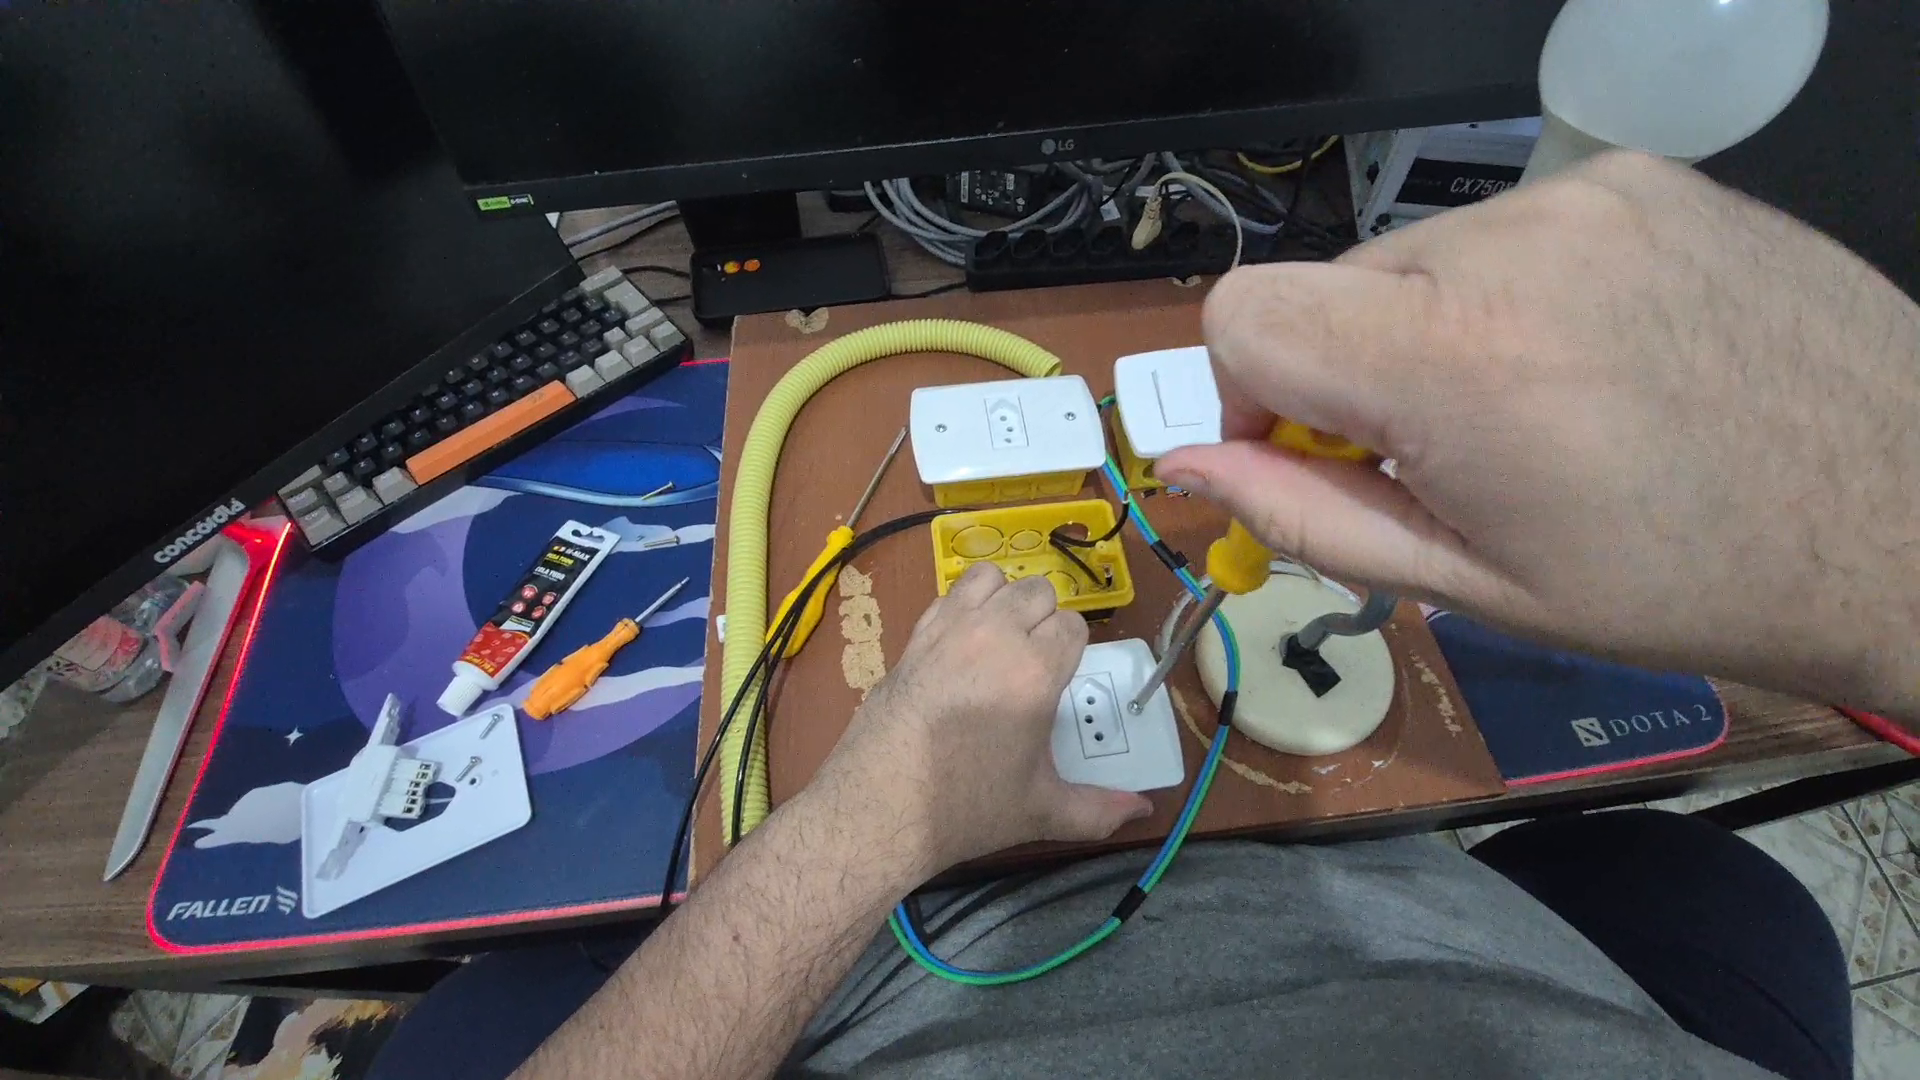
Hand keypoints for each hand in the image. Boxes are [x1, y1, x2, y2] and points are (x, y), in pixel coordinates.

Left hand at [803, 563, 1151, 877]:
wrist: (880, 806)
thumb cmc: (967, 807)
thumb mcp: (1040, 811)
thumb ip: (1098, 809)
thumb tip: (1142, 810)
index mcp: (1036, 669)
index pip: (1072, 624)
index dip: (1071, 648)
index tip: (1060, 677)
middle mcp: (996, 635)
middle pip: (1037, 591)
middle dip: (1043, 618)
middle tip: (1032, 661)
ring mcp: (951, 629)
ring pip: (992, 578)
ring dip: (1003, 598)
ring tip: (999, 637)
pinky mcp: (916, 635)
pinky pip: (949, 593)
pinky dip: (963, 603)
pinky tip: (960, 640)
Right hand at [1160, 152, 1919, 719]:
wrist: (1919, 512)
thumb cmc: (1666, 579)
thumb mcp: (1452, 580)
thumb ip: (1294, 513)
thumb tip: (1185, 465)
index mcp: (1450, 360)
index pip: (1241, 315)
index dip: (1238, 389)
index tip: (1292, 446)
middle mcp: (1505, 247)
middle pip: (1310, 292)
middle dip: (1325, 373)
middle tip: (1409, 446)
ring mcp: (1575, 197)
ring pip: (1387, 267)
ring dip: (1401, 337)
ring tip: (1497, 404)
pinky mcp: (1625, 179)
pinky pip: (1474, 239)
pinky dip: (1473, 300)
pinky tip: (1555, 354)